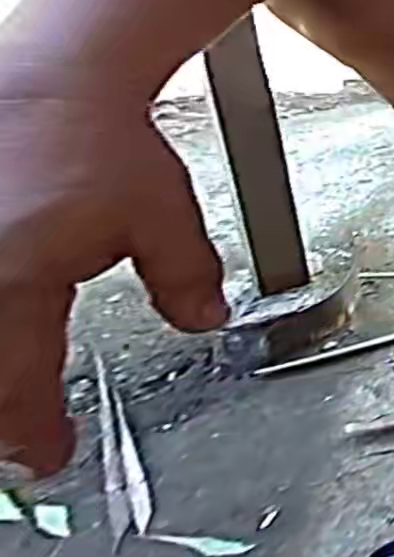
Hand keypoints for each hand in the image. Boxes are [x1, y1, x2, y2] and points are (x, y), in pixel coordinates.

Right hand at [0, 89, 228, 477]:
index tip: (50, 458)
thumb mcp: (164, 217)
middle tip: (13, 450)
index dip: (31, 432)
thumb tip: (210, 321)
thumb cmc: (104, 156)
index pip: (15, 386)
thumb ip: (188, 274)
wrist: (46, 98)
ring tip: (4, 417)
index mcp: (12, 286)